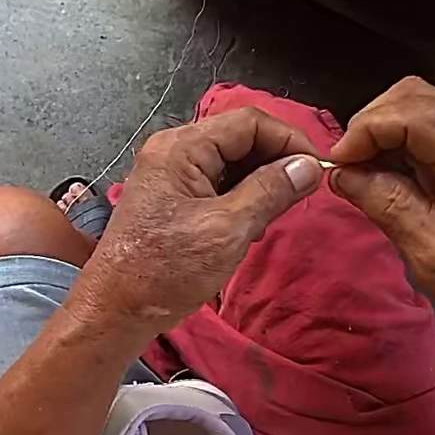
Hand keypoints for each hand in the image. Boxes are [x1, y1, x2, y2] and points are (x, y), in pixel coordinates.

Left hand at [70, 107, 324, 335]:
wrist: (116, 312)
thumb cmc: (165, 271)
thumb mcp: (227, 230)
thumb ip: (271, 191)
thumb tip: (309, 167)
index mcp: (182, 148)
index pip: (249, 122)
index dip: (289, 140)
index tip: (318, 168)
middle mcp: (175, 152)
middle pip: (241, 138)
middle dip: (276, 162)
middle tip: (303, 193)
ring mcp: (173, 175)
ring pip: (233, 163)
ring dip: (262, 183)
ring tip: (278, 213)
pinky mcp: (174, 199)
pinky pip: (220, 185)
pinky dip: (244, 198)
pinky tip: (253, 225)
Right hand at [328, 77, 434, 342]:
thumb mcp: (431, 253)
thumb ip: (387, 205)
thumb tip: (343, 172)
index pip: (415, 113)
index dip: (367, 129)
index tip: (339, 162)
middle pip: (415, 96)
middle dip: (370, 125)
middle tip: (348, 166)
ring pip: (420, 103)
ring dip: (382, 131)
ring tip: (365, 169)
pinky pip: (430, 123)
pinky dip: (398, 139)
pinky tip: (388, 170)